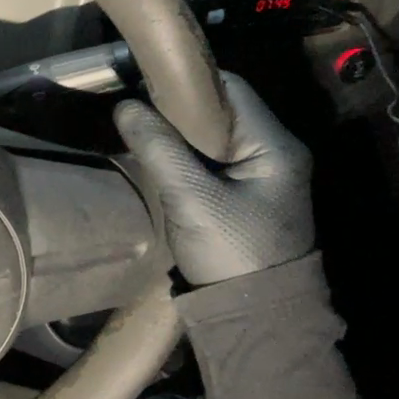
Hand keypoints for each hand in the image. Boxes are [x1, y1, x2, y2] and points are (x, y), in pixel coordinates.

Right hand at [113, 72, 314, 286]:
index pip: (229, 88)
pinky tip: (150, 152)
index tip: (140, 80)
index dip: (185, 80)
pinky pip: (206, 158)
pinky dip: (178, 151)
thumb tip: (124, 105)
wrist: (257, 318)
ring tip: (132, 124)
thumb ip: (159, 149)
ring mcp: (257, 175)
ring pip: (208, 135)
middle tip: (129, 103)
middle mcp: (272, 152)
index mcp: (275, 145)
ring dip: (173, 130)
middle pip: (217, 110)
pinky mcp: (241, 194)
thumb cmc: (233, 253)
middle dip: (173, 105)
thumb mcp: (192, 199)